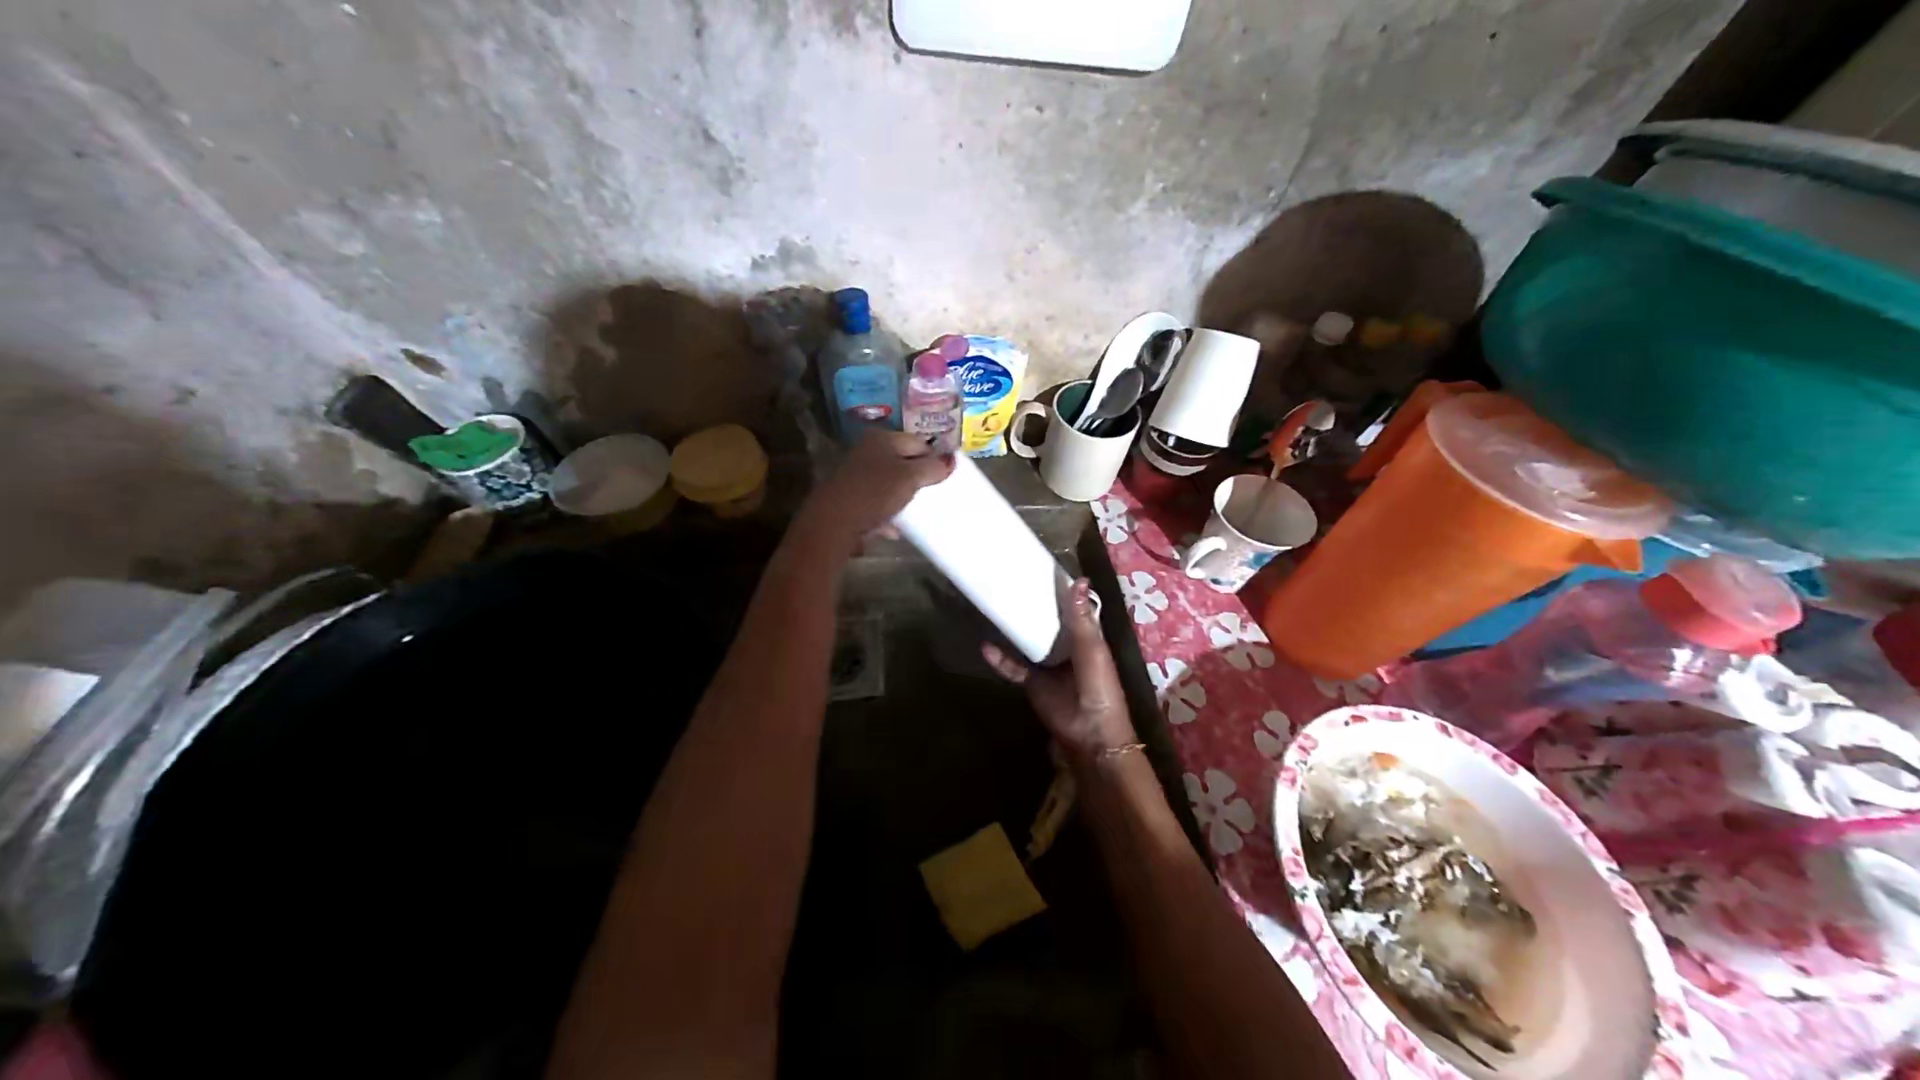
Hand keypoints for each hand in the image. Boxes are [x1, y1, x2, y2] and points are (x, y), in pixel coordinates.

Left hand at [795, 431, 953, 551]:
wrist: (834, 522)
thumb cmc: (875, 492)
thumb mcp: (910, 478)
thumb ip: (933, 467)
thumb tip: (951, 459)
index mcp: (881, 439)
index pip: (918, 442)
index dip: (935, 457)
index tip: (948, 477)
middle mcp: (866, 451)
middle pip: (903, 462)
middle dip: (919, 479)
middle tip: (935, 495)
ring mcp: (856, 475)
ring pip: (890, 484)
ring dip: (903, 499)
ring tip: (917, 513)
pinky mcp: (850, 499)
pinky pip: (877, 504)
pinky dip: (888, 514)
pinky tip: (895, 528)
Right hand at [981, 579, 1138, 764]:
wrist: (1090, 733)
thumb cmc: (1099, 688)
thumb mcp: (1092, 650)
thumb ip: (1082, 619)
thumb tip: (1078, 580)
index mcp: (1089, 640)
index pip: (1076, 610)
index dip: (1065, 592)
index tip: (1046, 569)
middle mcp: (1069, 650)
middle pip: (1051, 624)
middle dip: (1038, 607)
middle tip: (1016, 582)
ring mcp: (1049, 667)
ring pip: (1031, 642)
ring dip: (1018, 628)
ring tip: (999, 605)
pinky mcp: (1033, 683)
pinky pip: (1014, 667)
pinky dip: (1000, 659)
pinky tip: (986, 647)